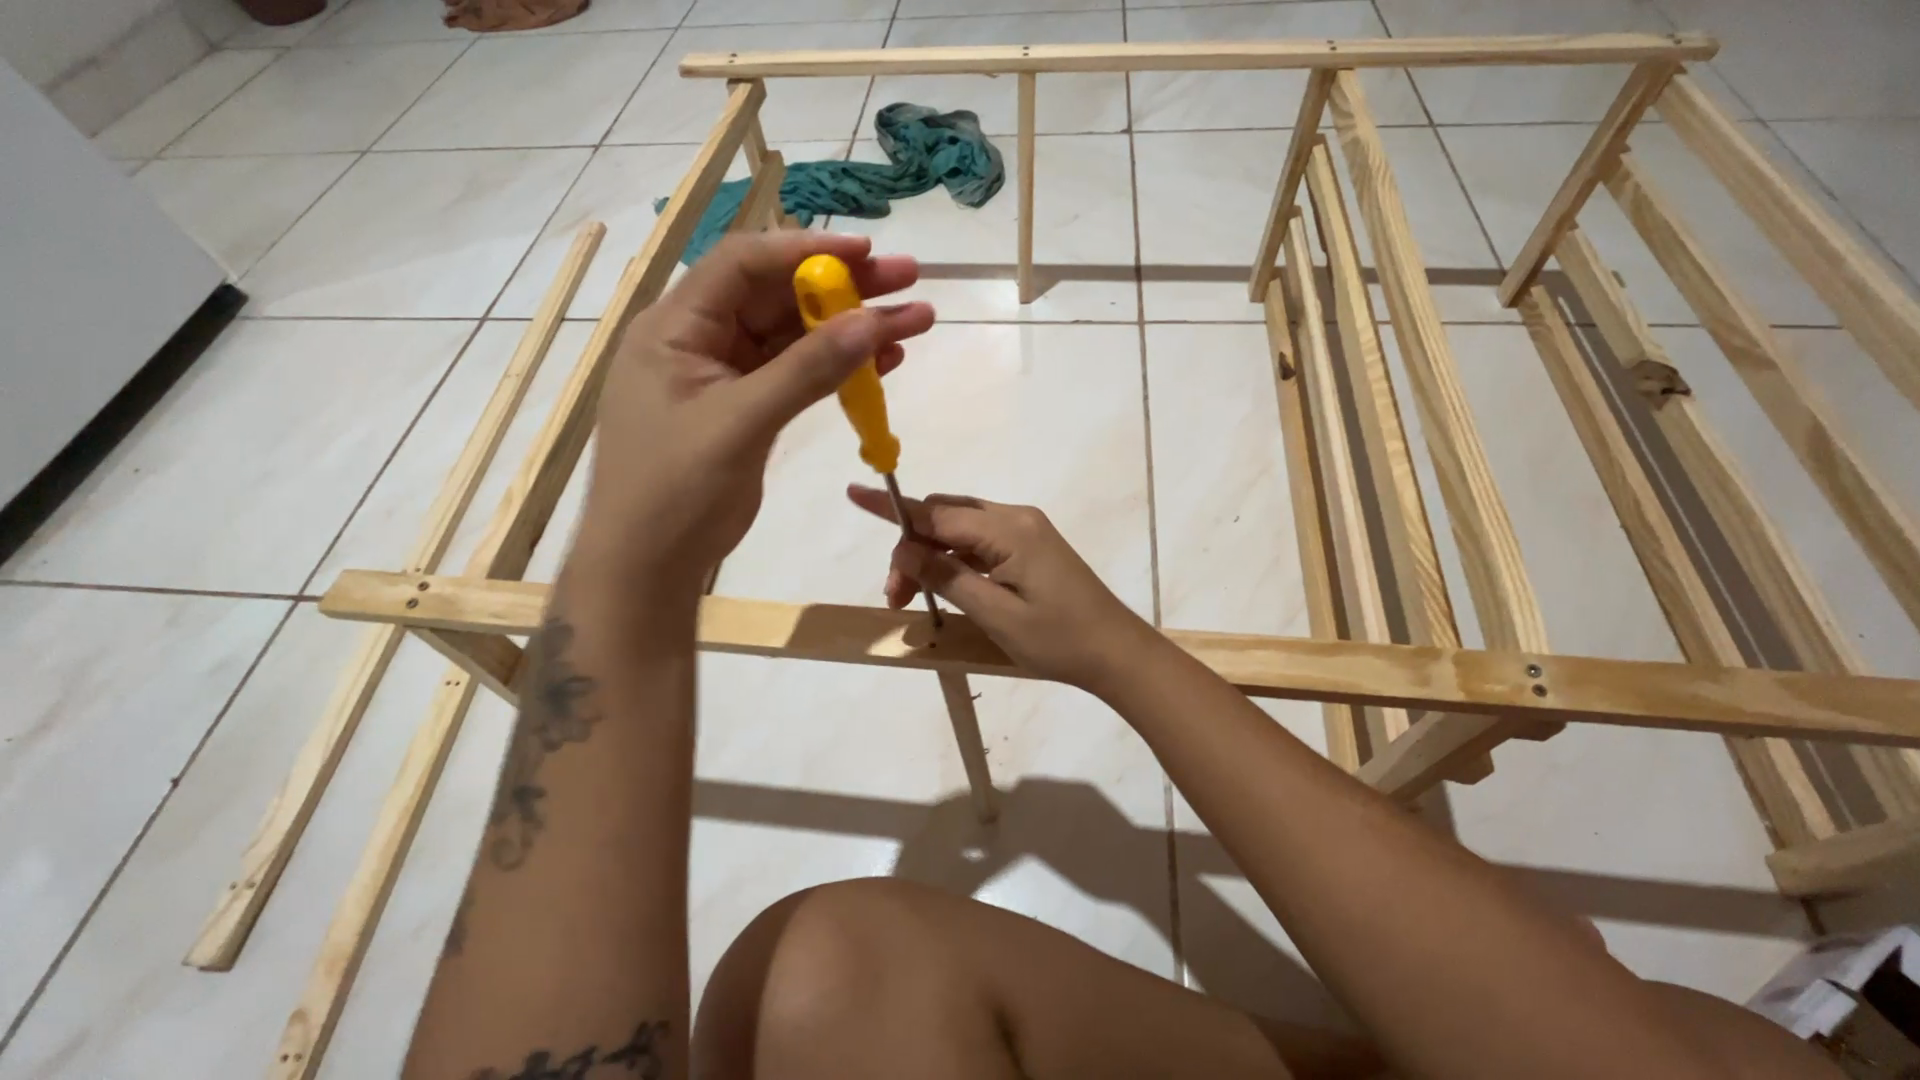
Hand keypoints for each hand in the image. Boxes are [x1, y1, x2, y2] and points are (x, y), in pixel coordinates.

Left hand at [571, 231, 934, 609]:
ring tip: (913, 323)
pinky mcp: (745, 408)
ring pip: (794, 336)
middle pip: (777, 296)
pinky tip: (883, 364)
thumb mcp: (741, 422)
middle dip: (844, 289)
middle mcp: (698, 339)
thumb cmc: (676, 489)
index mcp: (675, 326)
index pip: (744, 264)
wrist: (648, 565)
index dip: (807, 250)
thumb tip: (873, 322)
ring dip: (851, 331)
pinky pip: (795, 374)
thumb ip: (807, 370)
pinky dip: (837, 369)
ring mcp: (723, 374)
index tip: (868, 255)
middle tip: (909, 280)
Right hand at [847, 486, 1161, 694]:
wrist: (1116, 653)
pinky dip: (954, 560)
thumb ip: (947, 577)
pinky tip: (944, 587)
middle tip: (896, 597)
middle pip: (945, 516)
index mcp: (1008, 530)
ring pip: (960, 529)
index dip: (893, 508)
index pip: (937, 512)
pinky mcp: (1031, 546)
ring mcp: (1026, 530)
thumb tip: (905, 549)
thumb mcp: (995, 615)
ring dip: (931, 556)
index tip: (854, 494)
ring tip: (912, 599)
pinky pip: (980, 541)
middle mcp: (1016, 518)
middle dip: (912, 547)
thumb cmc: (1058, 639)